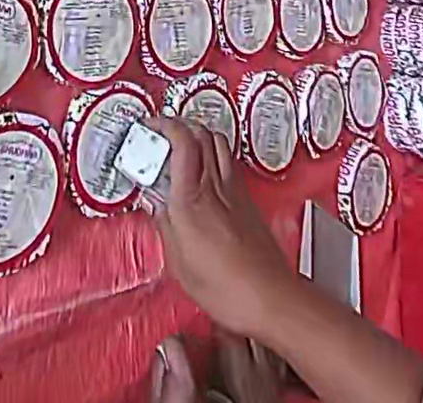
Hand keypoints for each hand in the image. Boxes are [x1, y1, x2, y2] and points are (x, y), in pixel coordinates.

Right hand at [143, 118, 299, 337]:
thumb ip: (164, 225)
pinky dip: (213, 155)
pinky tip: (204, 172)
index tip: (151, 126)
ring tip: (183, 149)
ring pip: (218, 142)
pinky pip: (229, 161)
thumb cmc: (226, 288)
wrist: (271, 298)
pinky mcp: (248, 198)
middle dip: (180, 125)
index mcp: (191, 199)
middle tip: (163, 135)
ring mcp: (234, 189)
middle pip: (202, 132)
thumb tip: (154, 203)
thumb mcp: (179, 263)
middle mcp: (214, 186)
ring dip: (199, 135)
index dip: (165, 125)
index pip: (182, 141)